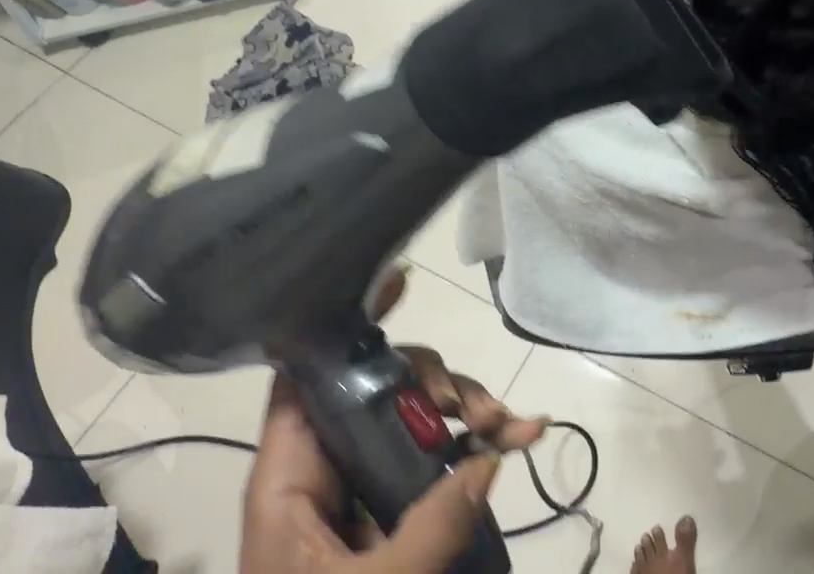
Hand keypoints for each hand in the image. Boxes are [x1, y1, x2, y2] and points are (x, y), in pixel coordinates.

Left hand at [240, 269, 548, 572]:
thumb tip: (488, 459)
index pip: (303, 383)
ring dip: (470, 409)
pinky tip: (523, 437)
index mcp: (290, 484)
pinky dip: (481, 442)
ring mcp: (364, 490)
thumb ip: (428, 528)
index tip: (400, 286)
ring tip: (515, 426)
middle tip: (481, 408)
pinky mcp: (395, 510)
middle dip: (437, 382)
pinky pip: (440, 456)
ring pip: (417, 418)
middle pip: (378, 390)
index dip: (342, 328)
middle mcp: (325, 472)